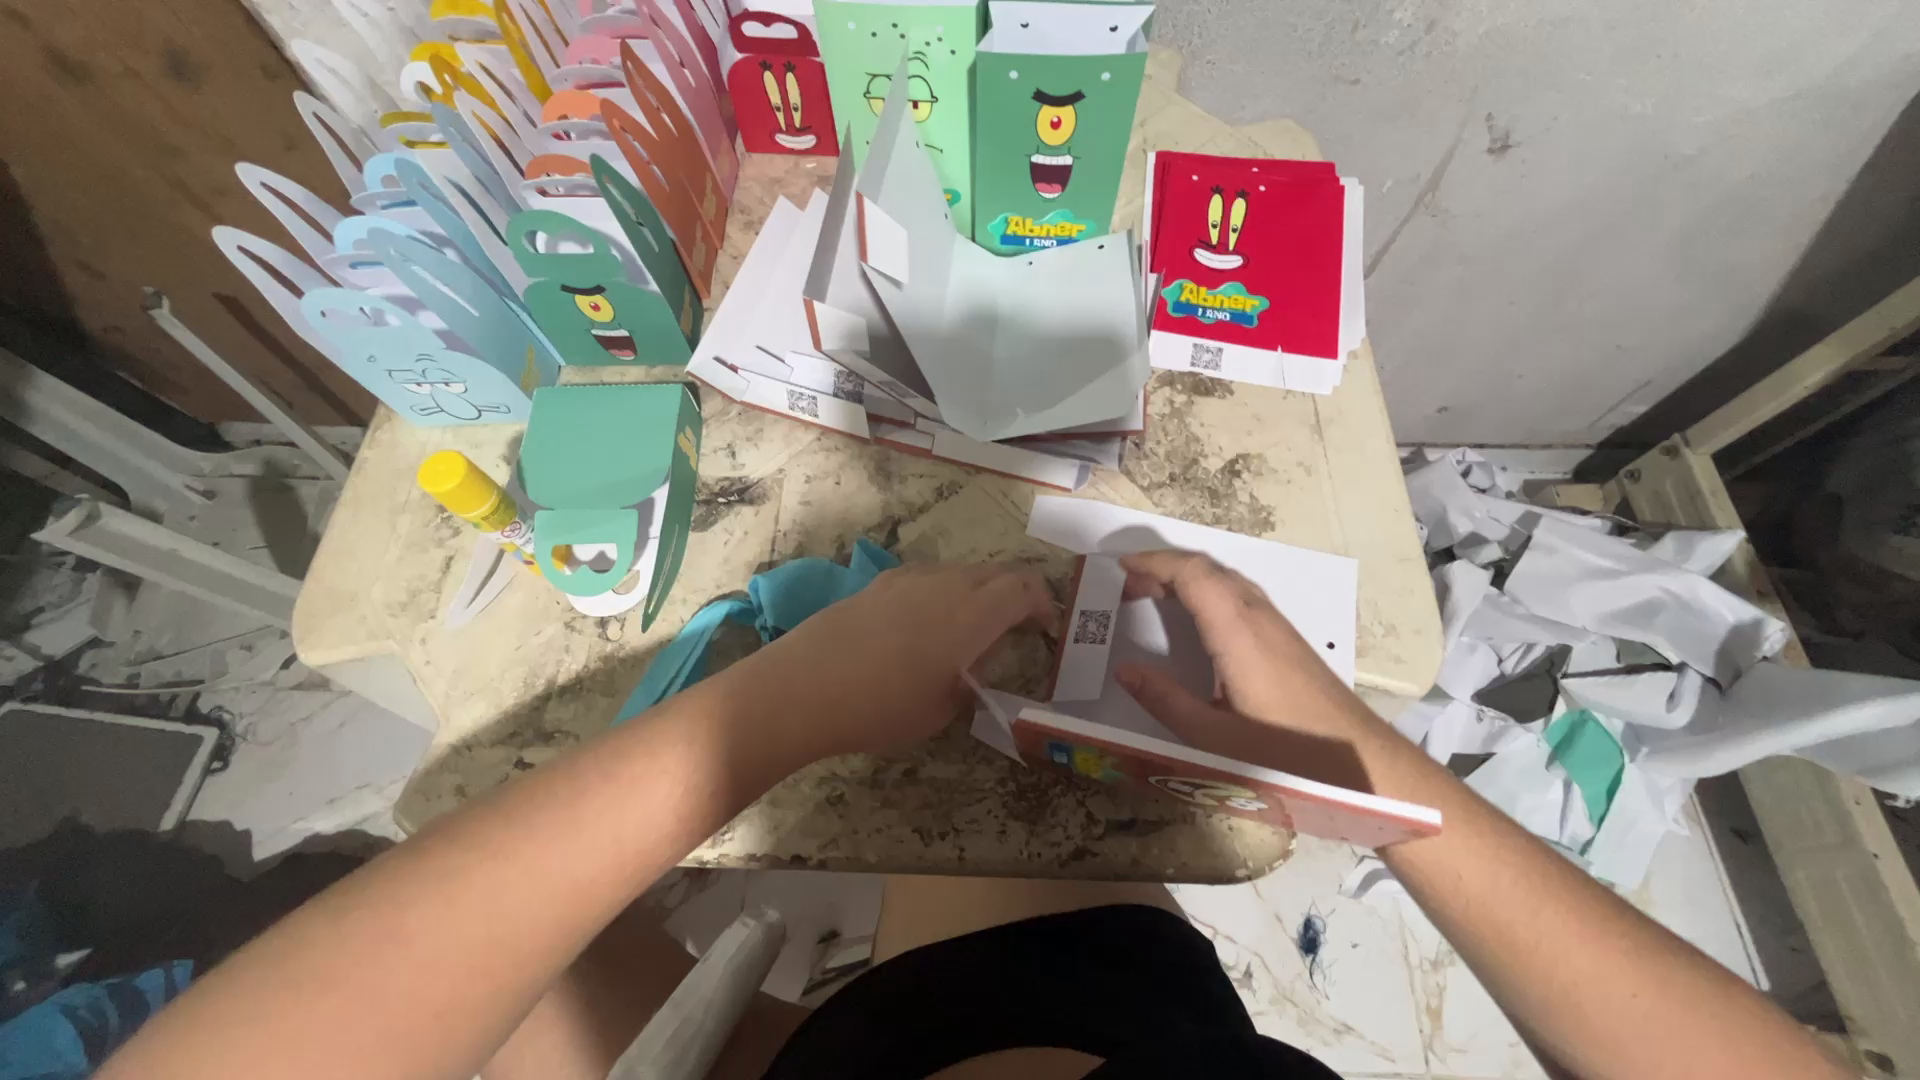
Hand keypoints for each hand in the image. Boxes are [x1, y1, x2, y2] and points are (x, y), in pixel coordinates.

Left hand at [726, 562, 1054, 764]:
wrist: (802, 687)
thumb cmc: (882, 707)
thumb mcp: (942, 708)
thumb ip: (971, 680)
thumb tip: (976, 665)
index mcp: (973, 613)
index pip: (1025, 589)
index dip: (1044, 605)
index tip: (1047, 629)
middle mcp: (947, 583)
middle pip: (997, 573)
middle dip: (1016, 594)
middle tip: (1017, 627)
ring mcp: (909, 578)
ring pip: (961, 572)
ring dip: (979, 592)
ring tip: (971, 629)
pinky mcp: (879, 583)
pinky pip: (929, 578)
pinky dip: (944, 593)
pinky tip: (925, 626)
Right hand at [1113, 550, 1392, 775]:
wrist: (1363, 761)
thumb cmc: (1287, 751)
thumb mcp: (1214, 737)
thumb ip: (1165, 701)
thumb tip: (1124, 670)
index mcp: (1237, 630)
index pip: (1192, 573)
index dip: (1153, 563)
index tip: (1119, 568)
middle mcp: (1258, 614)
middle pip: (1208, 568)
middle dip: (1164, 567)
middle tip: (1127, 587)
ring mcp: (1277, 623)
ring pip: (1226, 579)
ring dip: (1187, 577)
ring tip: (1153, 596)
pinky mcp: (1287, 637)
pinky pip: (1239, 594)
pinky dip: (1206, 591)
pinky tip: (1196, 620)